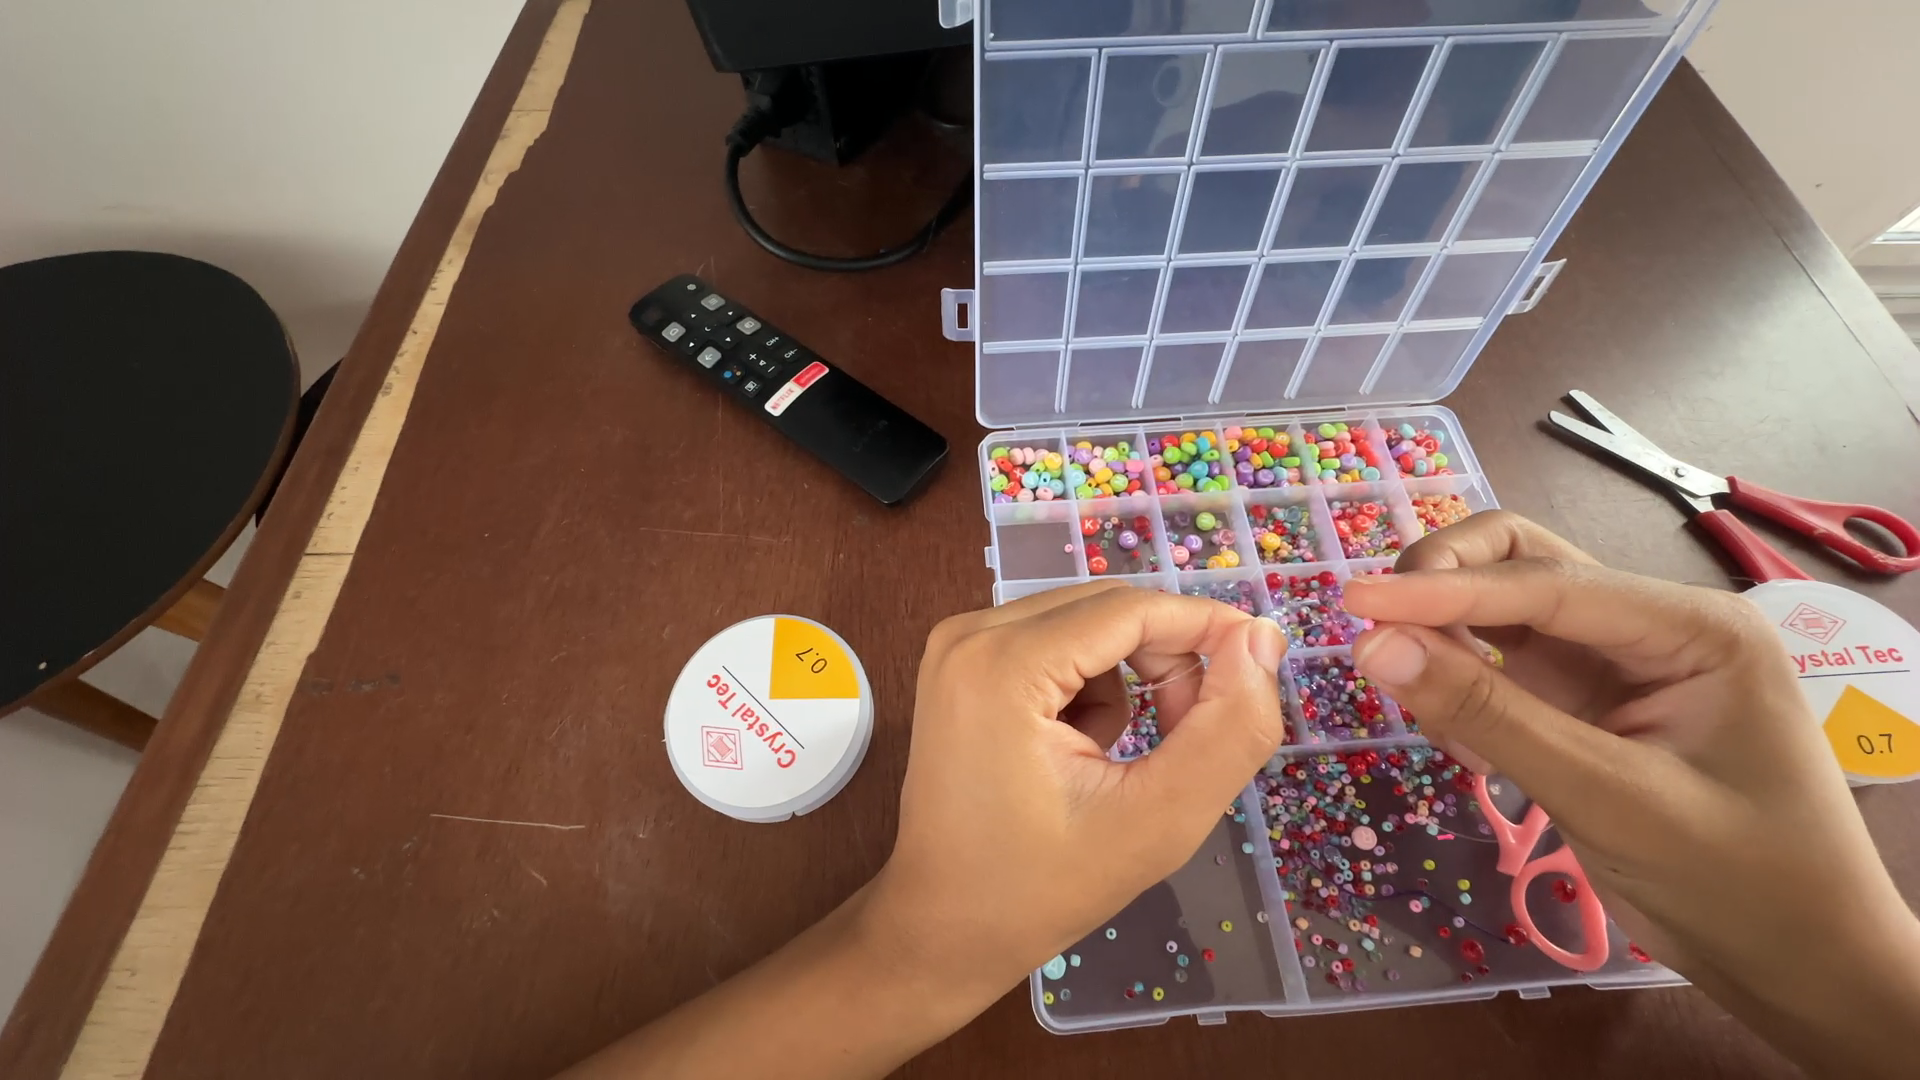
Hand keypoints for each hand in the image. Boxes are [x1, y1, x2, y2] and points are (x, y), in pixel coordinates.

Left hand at [867, 582, 1287, 1002]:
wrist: (943, 922)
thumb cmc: (1041, 886)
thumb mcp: (1157, 820)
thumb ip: (1227, 729)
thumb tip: (1260, 636)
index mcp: (1002, 663)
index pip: (1129, 609)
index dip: (1204, 626)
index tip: (1259, 663)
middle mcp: (970, 632)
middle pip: (1105, 608)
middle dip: (1163, 660)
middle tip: (1184, 736)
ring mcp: (957, 642)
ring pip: (1083, 622)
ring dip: (1124, 677)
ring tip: (1116, 756)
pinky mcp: (958, 659)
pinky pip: (1050, 640)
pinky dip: (1083, 682)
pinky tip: (1073, 746)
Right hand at [1343, 511, 1919, 1078]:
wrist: (1791, 964)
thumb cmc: (1733, 882)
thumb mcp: (1604, 795)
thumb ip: (1484, 714)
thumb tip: (1370, 646)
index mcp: (1689, 627)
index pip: (1541, 582)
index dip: (1439, 587)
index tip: (1354, 602)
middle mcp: (1640, 622)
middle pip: (1517, 557)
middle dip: (1442, 579)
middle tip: (1379, 621)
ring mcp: (1598, 656)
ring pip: (1490, 603)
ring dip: (1439, 631)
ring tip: (1422, 698)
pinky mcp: (1564, 692)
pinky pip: (1483, 659)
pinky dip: (1450, 681)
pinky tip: (1460, 741)